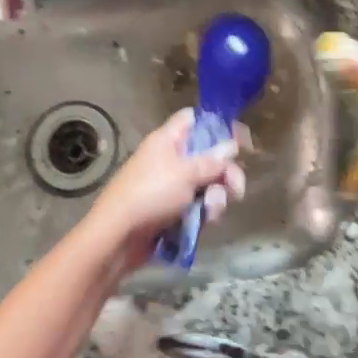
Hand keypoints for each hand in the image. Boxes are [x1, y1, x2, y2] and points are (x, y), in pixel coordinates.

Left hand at [85, 109, 247, 268]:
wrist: (118, 237)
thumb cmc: (151, 194)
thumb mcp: (186, 173)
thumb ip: (212, 160)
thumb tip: (231, 145)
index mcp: (168, 140)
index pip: (193, 120)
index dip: (216, 126)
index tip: (239, 140)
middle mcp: (170, 159)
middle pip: (207, 157)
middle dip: (224, 173)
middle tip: (236, 189)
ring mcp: (171, 186)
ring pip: (206, 185)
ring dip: (215, 198)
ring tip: (210, 211)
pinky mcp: (172, 212)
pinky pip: (196, 207)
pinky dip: (202, 214)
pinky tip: (202, 224)